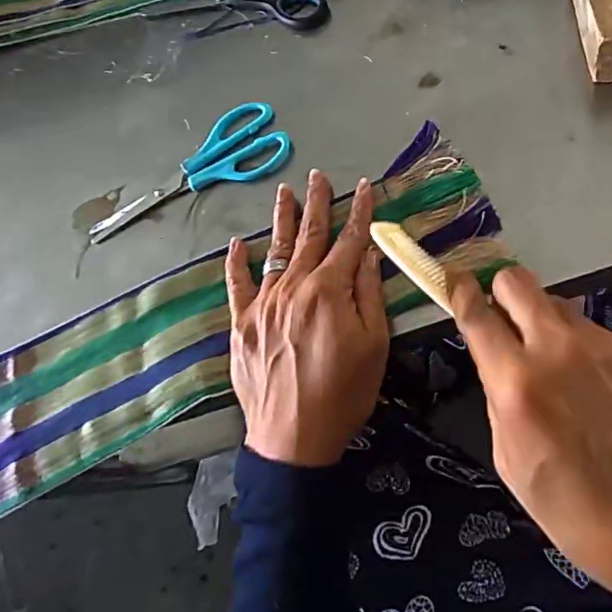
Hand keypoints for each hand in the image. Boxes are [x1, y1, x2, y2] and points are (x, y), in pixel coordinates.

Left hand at [225, 170, 387, 467]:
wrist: (292, 436)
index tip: (362, 187)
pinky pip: (237, 283)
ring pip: (275, 250)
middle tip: (318, 175)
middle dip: (317, 203)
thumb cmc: (343, 394)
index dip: (358, 212)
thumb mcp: (374, 346)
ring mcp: (264, 302)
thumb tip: (367, 253)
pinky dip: (237, 261)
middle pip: (309, 236)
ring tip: (285, 192)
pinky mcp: (242, 321)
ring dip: (282, 219)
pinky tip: (238, 243)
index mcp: (329, 291)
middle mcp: (294, 287)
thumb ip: (368, 294)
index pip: (348, 241)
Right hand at [450, 267, 611, 611]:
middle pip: (515, 281)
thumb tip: (499, 364)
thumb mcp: (509, 459)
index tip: (453, 281)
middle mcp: (556, 350)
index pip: (475, 311)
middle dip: (500, 293)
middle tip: (503, 321)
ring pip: (555, 304)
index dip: (458, 289)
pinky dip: (581, 349)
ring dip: (543, 323)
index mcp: (516, 382)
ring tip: (557, 367)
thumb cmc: (575, 510)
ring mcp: (601, 345)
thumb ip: (498, 397)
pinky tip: (596, 390)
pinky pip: (591, 331)